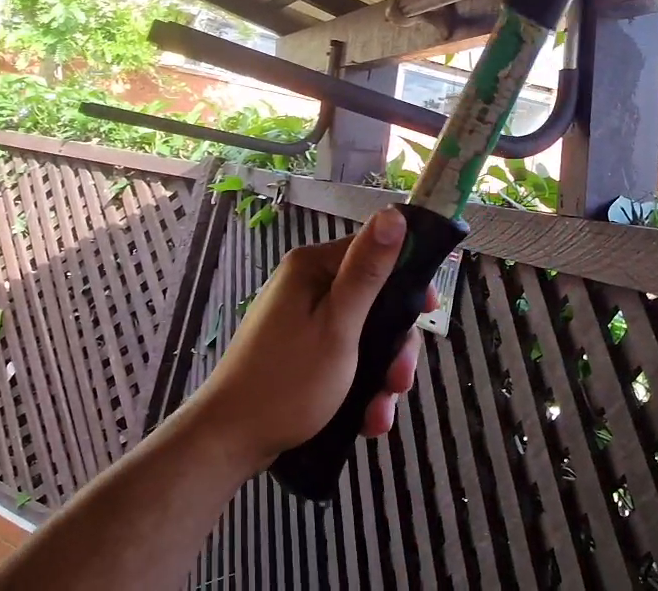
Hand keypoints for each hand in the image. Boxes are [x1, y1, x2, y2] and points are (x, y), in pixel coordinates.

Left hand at [196, 207, 435, 465]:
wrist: (227, 444)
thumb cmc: (289, 381)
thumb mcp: (339, 325)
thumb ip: (368, 270)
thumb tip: (394, 213)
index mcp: (312, 269)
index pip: (375, 251)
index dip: (408, 278)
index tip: (430, 311)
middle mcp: (307, 287)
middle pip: (375, 300)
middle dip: (395, 344)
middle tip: (400, 380)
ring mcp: (303, 322)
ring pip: (365, 335)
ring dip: (381, 374)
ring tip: (381, 411)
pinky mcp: (302, 353)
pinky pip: (346, 357)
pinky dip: (361, 386)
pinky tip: (368, 419)